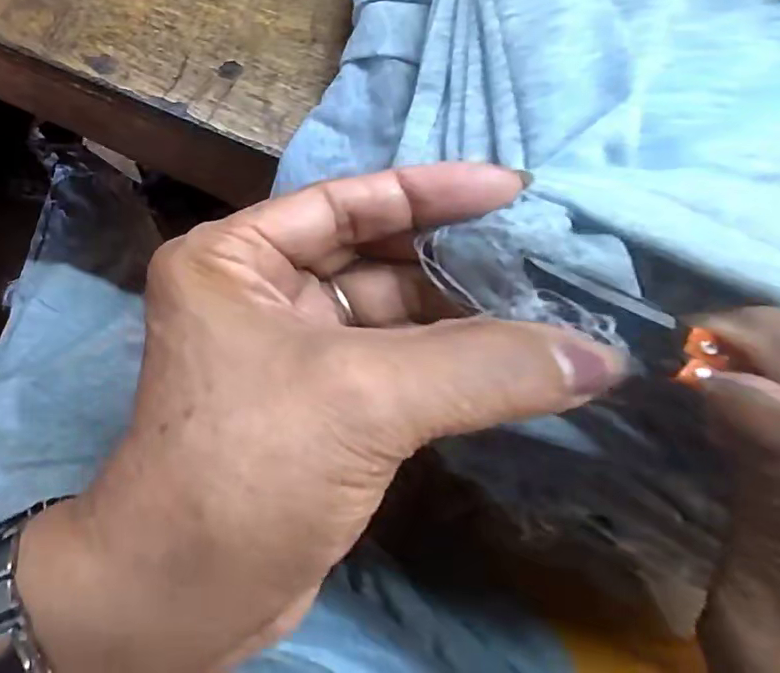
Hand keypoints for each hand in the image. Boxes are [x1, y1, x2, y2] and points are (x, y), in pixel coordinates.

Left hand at [15, 163, 628, 671]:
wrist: (183, 592)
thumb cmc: (248, 465)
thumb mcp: (359, 398)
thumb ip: (476, 365)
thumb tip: (597, 352)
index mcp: (231, 256)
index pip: (339, 202)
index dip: (425, 191)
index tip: (509, 186)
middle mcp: (251, 288)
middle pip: (364, 251)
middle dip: (447, 251)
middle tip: (540, 246)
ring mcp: (282, 345)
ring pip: (381, 310)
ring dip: (457, 310)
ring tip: (547, 301)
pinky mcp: (312, 399)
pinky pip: (388, 359)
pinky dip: (445, 360)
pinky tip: (512, 358)